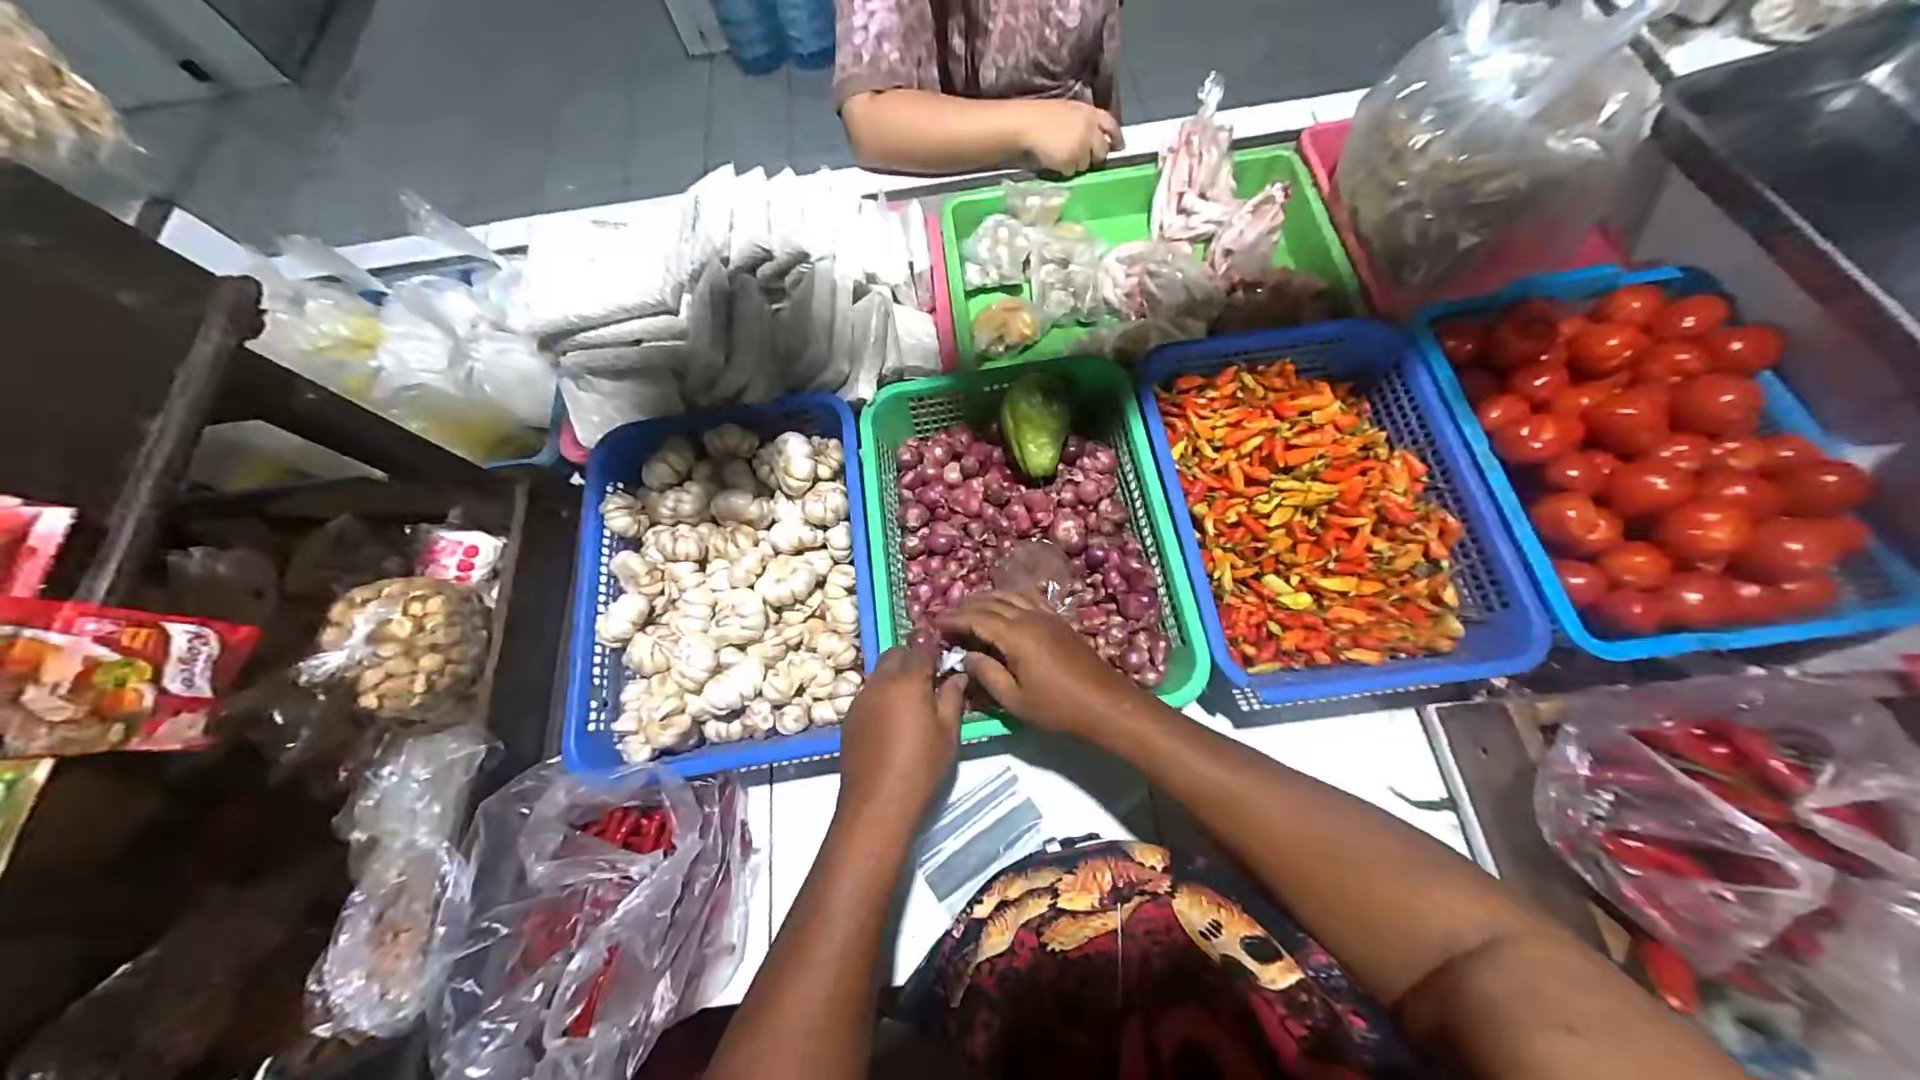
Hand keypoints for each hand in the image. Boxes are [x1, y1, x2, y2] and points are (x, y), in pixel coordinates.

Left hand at [837, 646, 967, 817]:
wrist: (877, 803)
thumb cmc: (921, 767)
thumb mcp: (947, 734)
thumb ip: (951, 698)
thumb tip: (957, 676)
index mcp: (907, 681)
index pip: (920, 648)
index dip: (932, 646)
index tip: (943, 653)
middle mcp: (880, 682)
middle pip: (895, 655)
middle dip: (911, 659)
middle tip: (929, 681)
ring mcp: (860, 700)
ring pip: (879, 674)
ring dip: (895, 677)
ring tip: (912, 703)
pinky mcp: (849, 718)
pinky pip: (868, 694)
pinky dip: (882, 696)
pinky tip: (892, 721)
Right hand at [936, 590, 1141, 735]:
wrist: (1105, 704)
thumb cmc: (1058, 708)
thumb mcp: (1015, 700)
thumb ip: (987, 675)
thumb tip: (968, 655)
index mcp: (1016, 636)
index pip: (977, 619)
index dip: (954, 619)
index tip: (934, 622)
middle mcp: (1030, 618)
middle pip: (992, 603)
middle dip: (965, 606)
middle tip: (945, 615)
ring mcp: (1047, 617)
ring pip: (1010, 596)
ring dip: (987, 598)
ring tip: (968, 607)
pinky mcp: (1058, 622)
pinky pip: (1029, 598)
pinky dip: (1010, 596)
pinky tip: (1005, 603)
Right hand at [1017, 100, 1120, 175]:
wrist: (1027, 125)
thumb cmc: (1042, 116)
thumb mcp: (1069, 112)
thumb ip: (1085, 122)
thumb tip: (1094, 137)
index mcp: (1090, 113)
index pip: (1111, 125)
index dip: (1116, 137)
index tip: (1119, 147)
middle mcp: (1090, 129)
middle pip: (1102, 150)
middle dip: (1096, 156)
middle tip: (1084, 158)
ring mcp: (1081, 146)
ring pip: (1086, 164)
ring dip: (1077, 164)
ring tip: (1062, 156)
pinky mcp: (1071, 161)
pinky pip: (1072, 171)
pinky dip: (1064, 169)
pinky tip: (1055, 161)